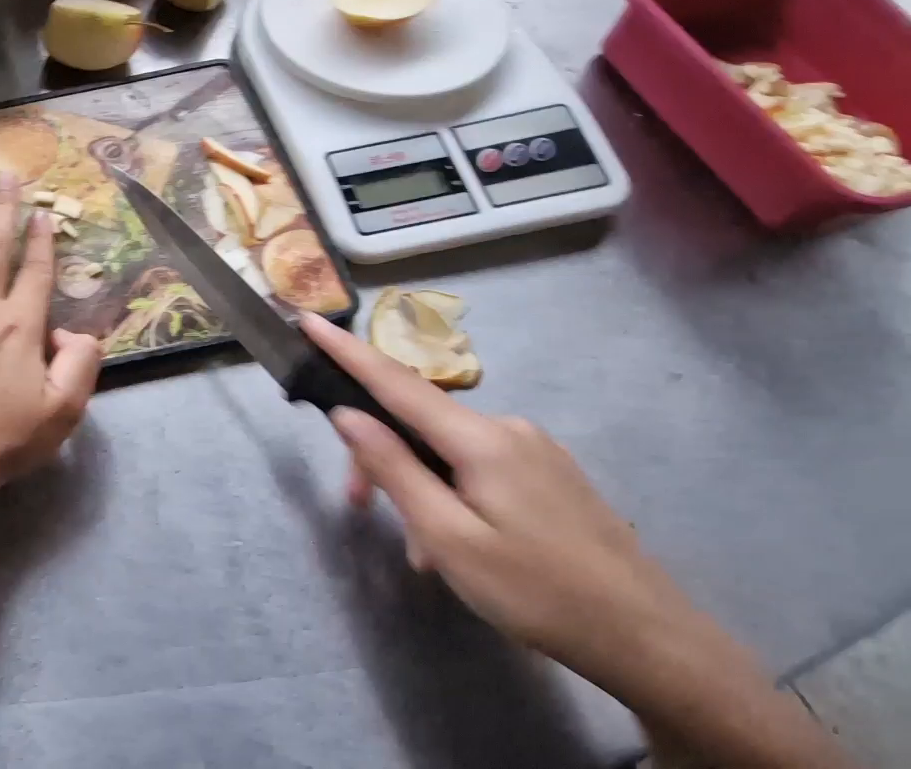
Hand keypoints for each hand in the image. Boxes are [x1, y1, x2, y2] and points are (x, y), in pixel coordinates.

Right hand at [300, 312, 707, 695]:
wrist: (653, 642)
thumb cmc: (539, 592)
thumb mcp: (448, 538)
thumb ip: (394, 469)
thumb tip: (347, 413)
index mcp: (481, 439)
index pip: (395, 382)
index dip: (347, 351)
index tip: (309, 320)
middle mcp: (508, 428)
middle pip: (418, 423)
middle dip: (380, 456)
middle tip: (361, 510)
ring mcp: (534, 449)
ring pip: (447, 451)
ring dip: (418, 488)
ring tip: (424, 554)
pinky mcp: (550, 474)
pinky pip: (478, 468)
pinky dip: (450, 495)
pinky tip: (458, 545)